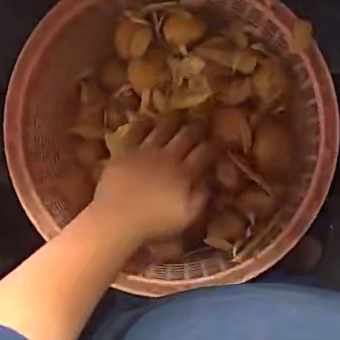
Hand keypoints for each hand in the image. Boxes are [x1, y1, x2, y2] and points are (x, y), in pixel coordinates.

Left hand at [86, 117, 216, 247]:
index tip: (223, 140)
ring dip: (174, 121)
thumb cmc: (153, 223)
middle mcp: (168, 157)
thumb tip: (210, 181)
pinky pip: (137, 131)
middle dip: (198, 127)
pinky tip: (149, 121)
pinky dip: (145, 124)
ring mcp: (145, 151)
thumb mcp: (186, 217)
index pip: (205, 152)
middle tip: (204, 122)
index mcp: (184, 174)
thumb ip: (201, 198)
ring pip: (164, 129)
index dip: (217, 144)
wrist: (116, 218)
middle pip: (187, 135)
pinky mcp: (125, 151)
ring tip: (180, 117)